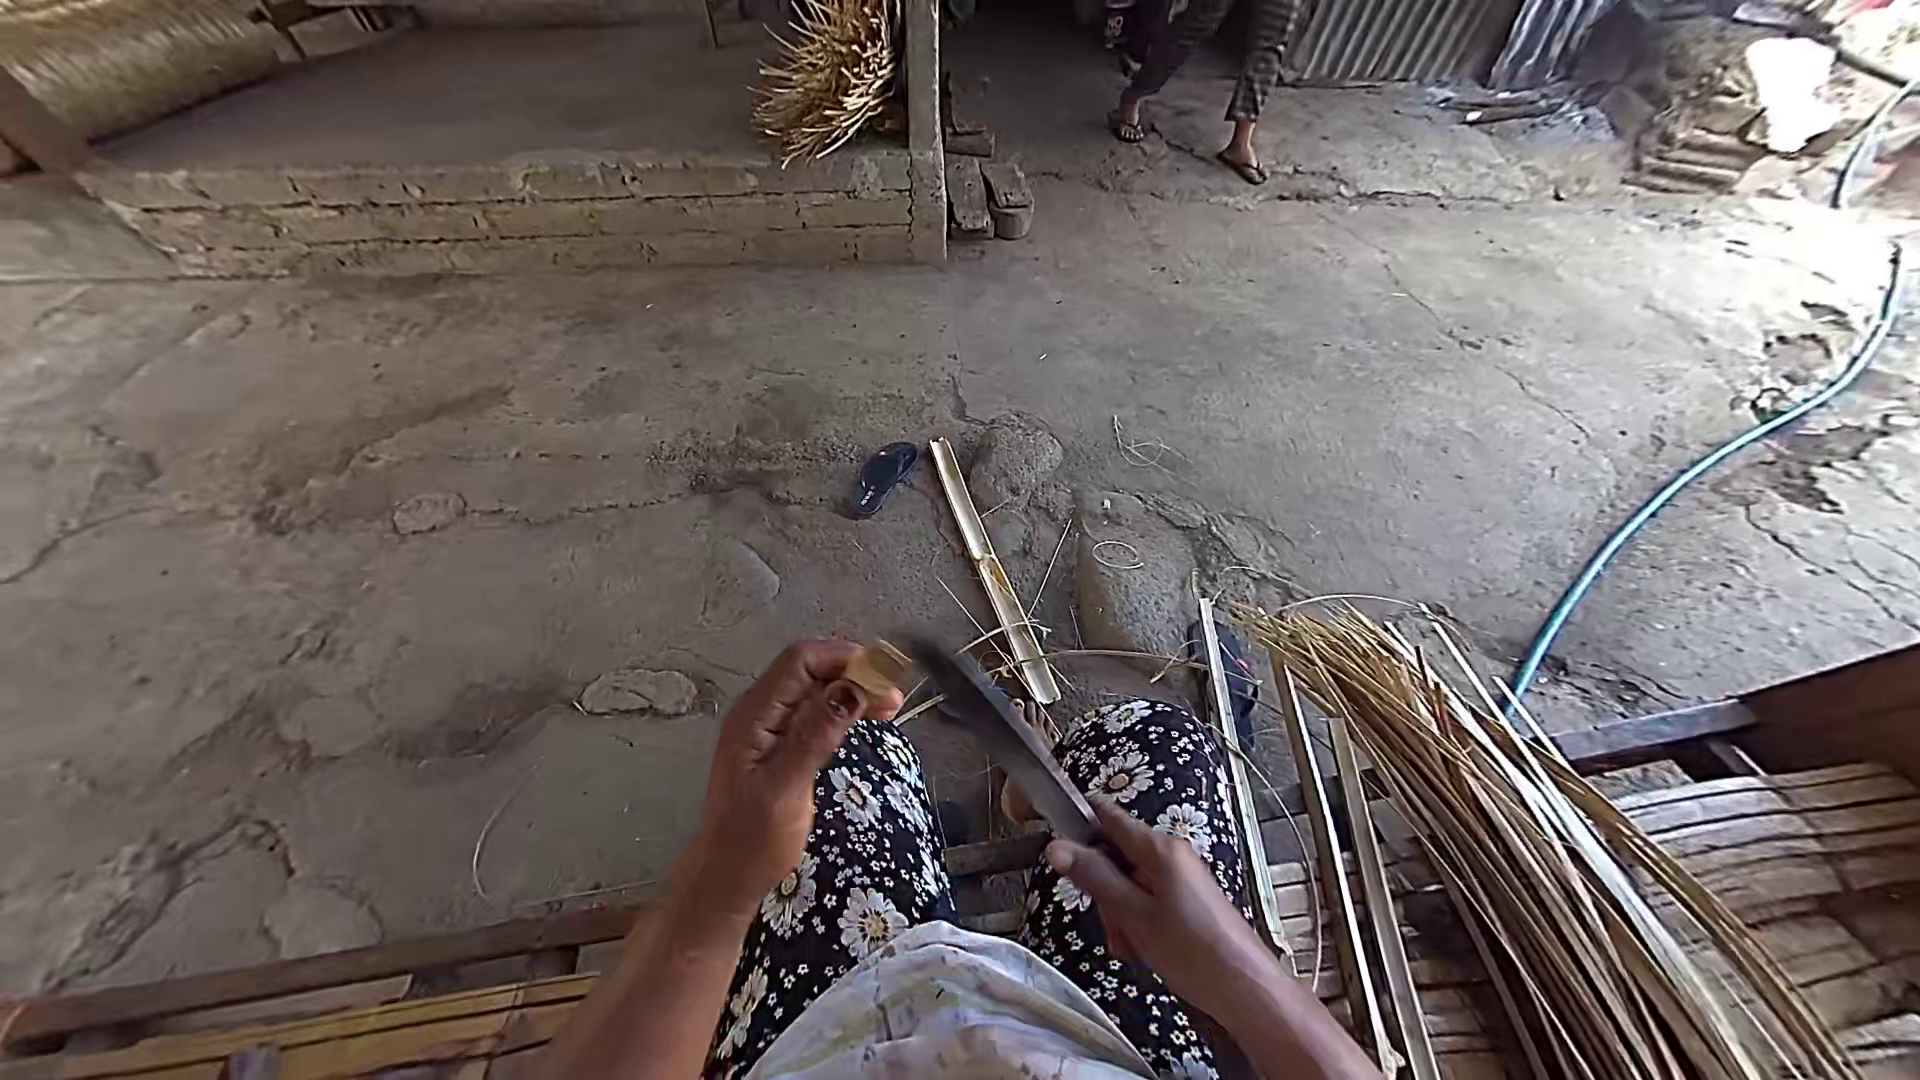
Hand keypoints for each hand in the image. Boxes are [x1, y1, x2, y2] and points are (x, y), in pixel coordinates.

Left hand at [676, 640, 903, 924]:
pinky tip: (868, 716)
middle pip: (810, 669)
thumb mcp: (786, 789)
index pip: (799, 661)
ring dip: (853, 689)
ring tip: (889, 705)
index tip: (882, 675)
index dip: (842, 658)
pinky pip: (817, 709)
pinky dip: (845, 707)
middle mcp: (760, 710)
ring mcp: (770, 725)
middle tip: (892, 696)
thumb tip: (851, 689)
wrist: (727, 880)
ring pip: (817, 687)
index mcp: (754, 715)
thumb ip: (816, 735)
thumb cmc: (752, 841)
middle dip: (853, 673)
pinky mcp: (782, 740)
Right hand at [1047, 800, 1286, 1026]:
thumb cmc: (1194, 952)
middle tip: (1111, 924)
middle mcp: (1171, 853)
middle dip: (1104, 888)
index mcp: (1159, 847)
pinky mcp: (1188, 899)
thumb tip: (1056, 846)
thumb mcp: (1134, 915)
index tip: (1057, 839)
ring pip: (1130, 881)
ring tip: (1130, 945)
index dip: (1079, 821)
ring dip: (1121, 911)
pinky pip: (1149, 898)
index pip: (1108, 815)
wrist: (1250, 995)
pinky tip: (1144, 949)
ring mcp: (1181, 876)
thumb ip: (1094, 878)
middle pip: (1117, 854)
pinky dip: (1139, 920)